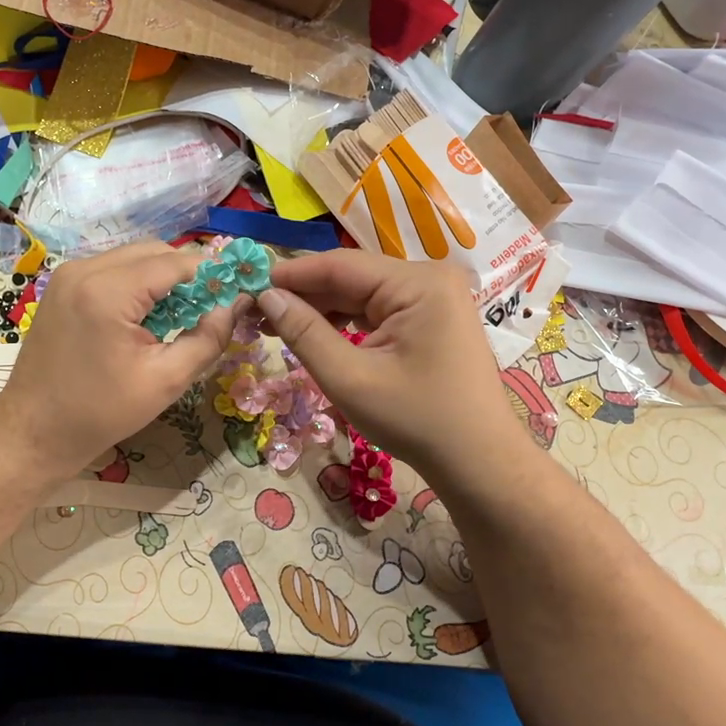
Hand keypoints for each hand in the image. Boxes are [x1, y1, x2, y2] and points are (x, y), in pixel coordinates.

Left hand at [0, 243, 237, 476]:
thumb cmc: (99, 413)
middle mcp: (84, 269)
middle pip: (154, 252)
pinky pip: (111, 270)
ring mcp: (68, 275)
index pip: (176, 262)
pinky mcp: (61, 286)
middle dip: (187, 275)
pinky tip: (145, 319)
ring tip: (178, 319)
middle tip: (208, 311)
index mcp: (108, 291)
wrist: (34, 430)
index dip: (212, 274)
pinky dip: (135, 285)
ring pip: (132, 258)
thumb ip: (207, 338)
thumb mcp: (164, 381)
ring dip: (161, 279)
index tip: (239, 292)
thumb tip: (235, 306)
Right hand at [261, 251, 531, 486]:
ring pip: (361, 292)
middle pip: (350, 276)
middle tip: (256, 314)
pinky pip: (376, 309)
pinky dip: (344, 321)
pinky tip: (314, 335)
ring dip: (320, 308)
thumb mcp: (348, 377)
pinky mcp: (431, 319)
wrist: (477, 461)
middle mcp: (429, 278)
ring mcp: (433, 298)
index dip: (290, 275)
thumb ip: (304, 332)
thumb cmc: (414, 419)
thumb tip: (265, 297)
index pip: (339, 265)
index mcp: (417, 283)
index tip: (247, 287)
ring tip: (277, 327)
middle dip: (303, 294)